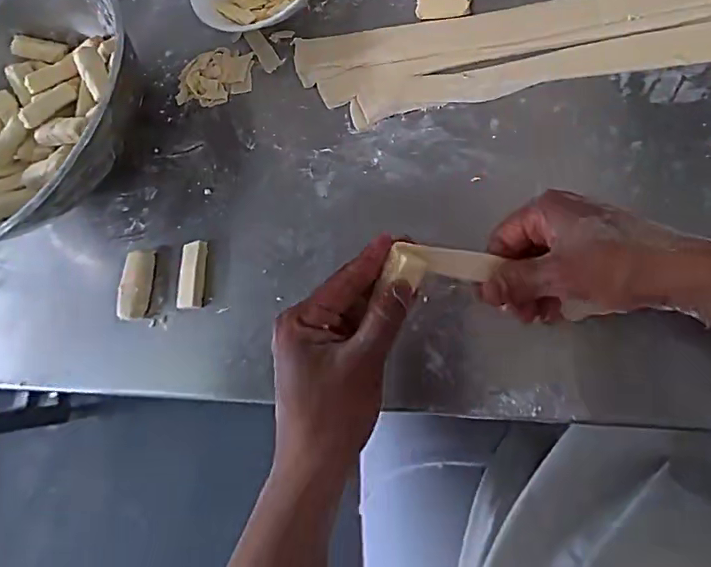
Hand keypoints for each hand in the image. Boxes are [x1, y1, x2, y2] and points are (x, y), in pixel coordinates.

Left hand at [269, 235, 414, 477]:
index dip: (372, 259)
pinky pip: (352, 328)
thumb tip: (403, 282)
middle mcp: (301, 326)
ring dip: (379, 298)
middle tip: (409, 257)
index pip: (343, 281)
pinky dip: (373, 319)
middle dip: (379, 277)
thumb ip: (384, 317)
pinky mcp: (323, 358)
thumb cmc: (332, 417)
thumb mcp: (363, 361)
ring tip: (409, 278)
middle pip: (347, 293)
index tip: (396, 239)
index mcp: (300, 321)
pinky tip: (394, 309)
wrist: (313, 471)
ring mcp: (311, 343)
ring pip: (351, 310)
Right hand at [478, 190, 710, 322]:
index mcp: (545, 209)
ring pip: (546, 260)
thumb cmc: (612, 267)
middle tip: (525, 316)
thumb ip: (518, 281)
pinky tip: (565, 309)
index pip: (503, 236)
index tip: (499, 303)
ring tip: (545, 317)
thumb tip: (483, 288)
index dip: (496, 269)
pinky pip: (567, 264)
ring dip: (539, 289)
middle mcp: (560, 212)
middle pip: (523, 248)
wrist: (674, 270)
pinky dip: (561, 286)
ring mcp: (582, 227)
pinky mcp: (600, 245)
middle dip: (520, 283)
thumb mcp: (559, 276)